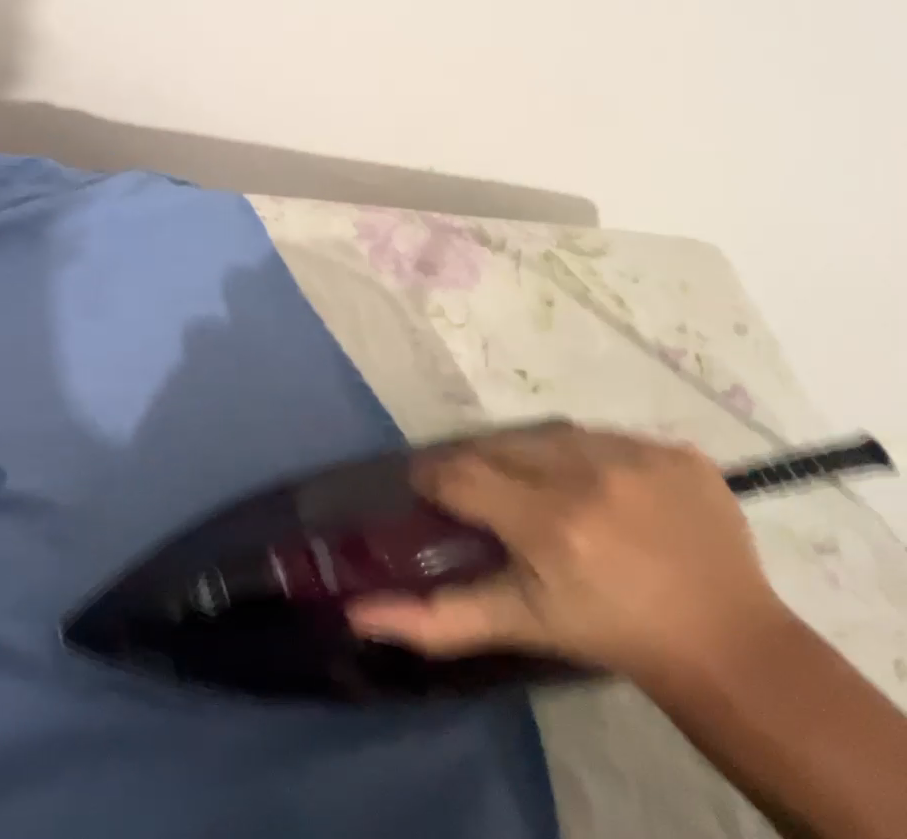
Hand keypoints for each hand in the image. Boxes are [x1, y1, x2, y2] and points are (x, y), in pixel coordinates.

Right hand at [346, 424, 791, 678]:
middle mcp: (592, 478)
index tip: (431, 497)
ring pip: (547, 435)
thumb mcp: (514, 624)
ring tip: (528, 484)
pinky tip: (589, 485)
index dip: (433, 482)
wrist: (725, 643)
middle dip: (477, 467)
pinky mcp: (678, 454)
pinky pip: (602, 437)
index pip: (457, 474)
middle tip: (478, 496)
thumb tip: (352, 615)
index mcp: (547, 522)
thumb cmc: (605, 632)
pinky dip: (581, 455)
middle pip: (496, 447)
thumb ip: (431, 618)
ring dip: (525, 454)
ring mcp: (641, 460)